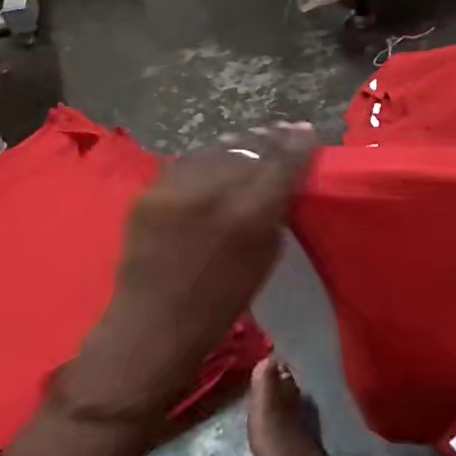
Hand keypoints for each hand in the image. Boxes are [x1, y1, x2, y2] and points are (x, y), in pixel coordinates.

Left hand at [63, 123, 317, 415]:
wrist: (152, 326)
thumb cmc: (219, 304)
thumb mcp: (265, 260)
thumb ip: (274, 214)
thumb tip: (281, 181)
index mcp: (250, 214)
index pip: (282, 163)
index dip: (297, 144)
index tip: (306, 130)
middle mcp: (213, 191)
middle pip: (249, 149)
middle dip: (269, 139)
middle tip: (282, 130)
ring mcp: (176, 188)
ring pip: (216, 149)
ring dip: (238, 144)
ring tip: (251, 138)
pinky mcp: (150, 191)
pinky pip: (187, 163)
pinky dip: (206, 160)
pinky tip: (214, 160)